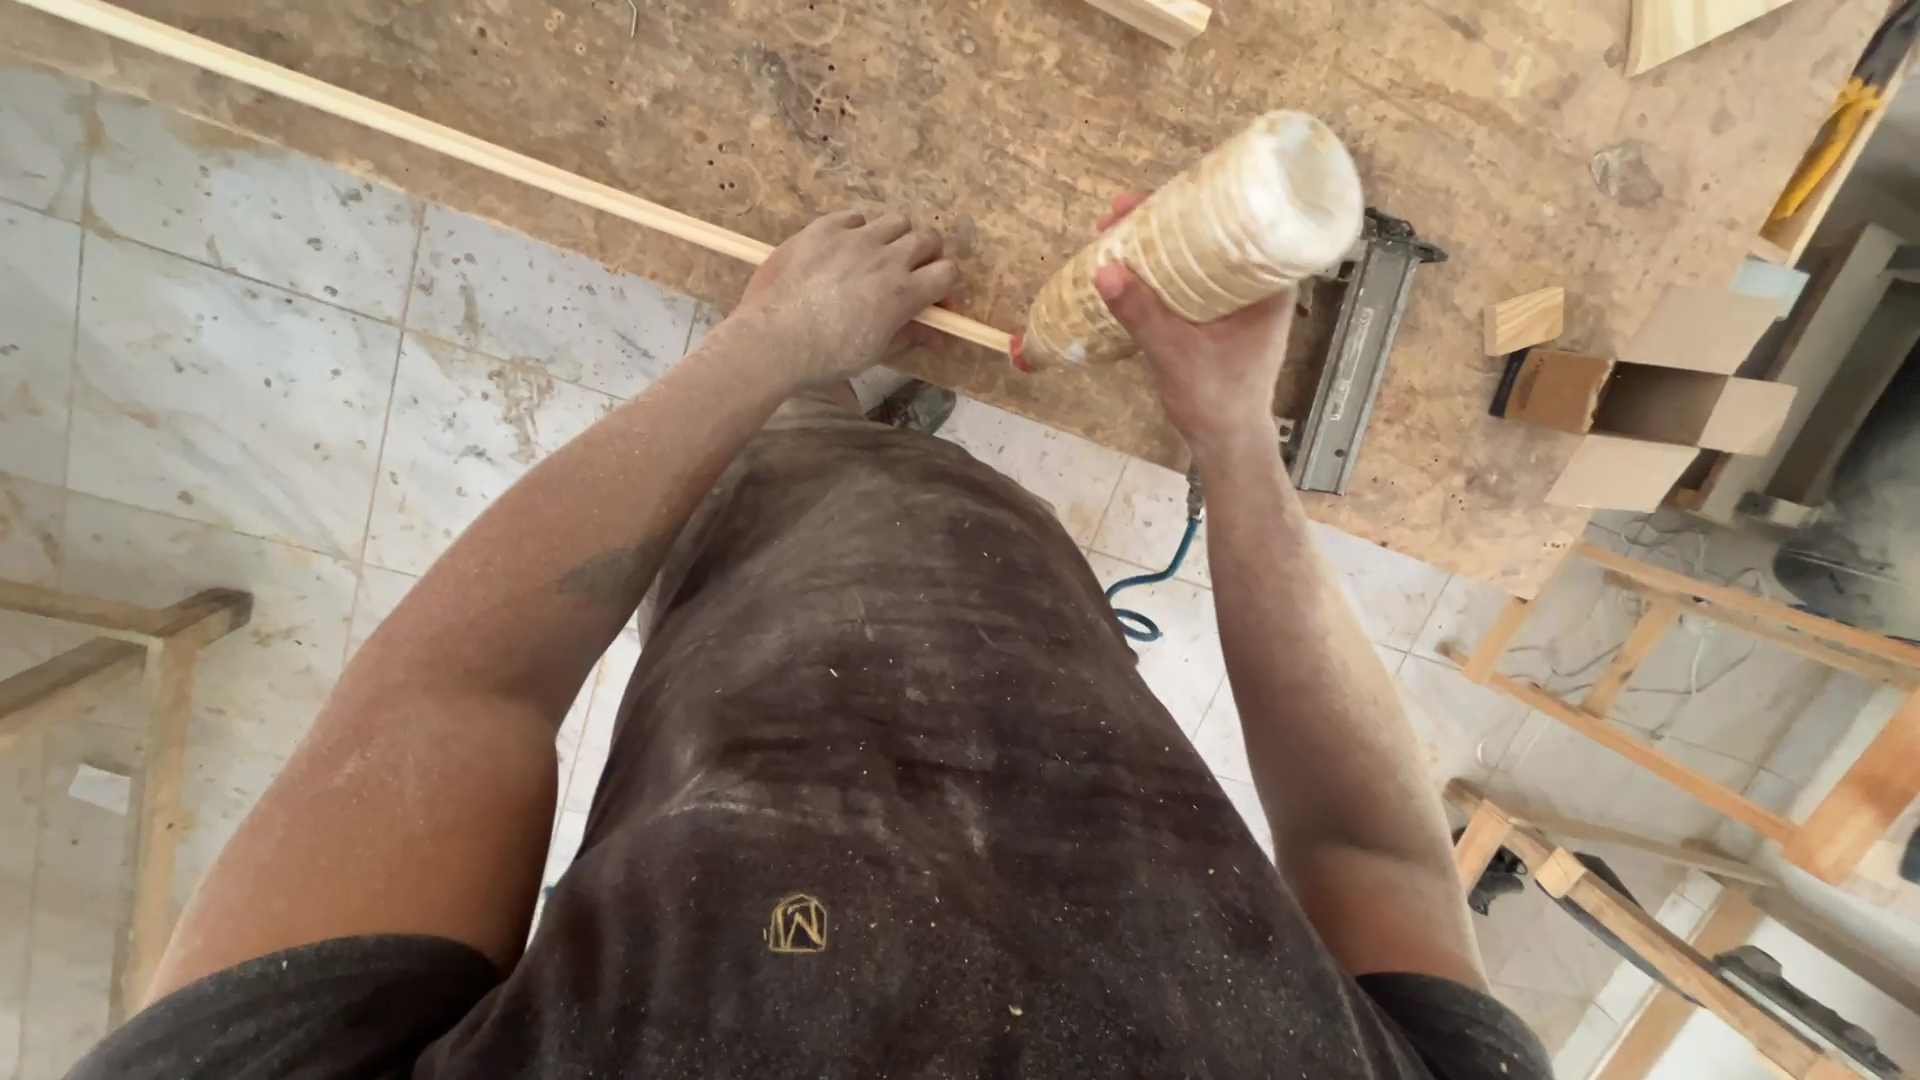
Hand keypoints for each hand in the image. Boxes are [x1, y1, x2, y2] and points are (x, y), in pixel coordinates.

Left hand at [730, 210, 957, 387]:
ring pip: (895, 221)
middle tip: (912, 272)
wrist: (773, 341)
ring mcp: (853, 238)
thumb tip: (932, 333)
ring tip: (877, 258)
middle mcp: (885, 258)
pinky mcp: (823, 228)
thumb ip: (907, 334)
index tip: (935, 300)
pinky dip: (857, 232)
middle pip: (928, 237)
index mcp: (903, 293)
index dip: (946, 285)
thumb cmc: (827, 358)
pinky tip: (843, 251)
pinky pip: (854, 218)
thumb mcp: (875, 351)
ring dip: (895, 238)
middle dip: (927, 255)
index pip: (948, 273)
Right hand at [1091, 193, 1295, 458]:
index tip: (1149, 199)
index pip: (1237, 218)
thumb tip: (1103, 271)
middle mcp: (1255, 283)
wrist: (1224, 441)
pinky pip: (1185, 281)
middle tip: (1119, 214)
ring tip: (1115, 234)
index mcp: (1267, 282)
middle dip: (1162, 219)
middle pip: (1210, 232)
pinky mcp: (1213, 316)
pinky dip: (1157, 272)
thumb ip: (1142, 314)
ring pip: (1194, 256)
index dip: (1192, 200)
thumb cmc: (1216, 399)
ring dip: (1155, 245)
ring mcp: (1233, 299)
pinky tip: (1129, 268)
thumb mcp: (1175, 353)